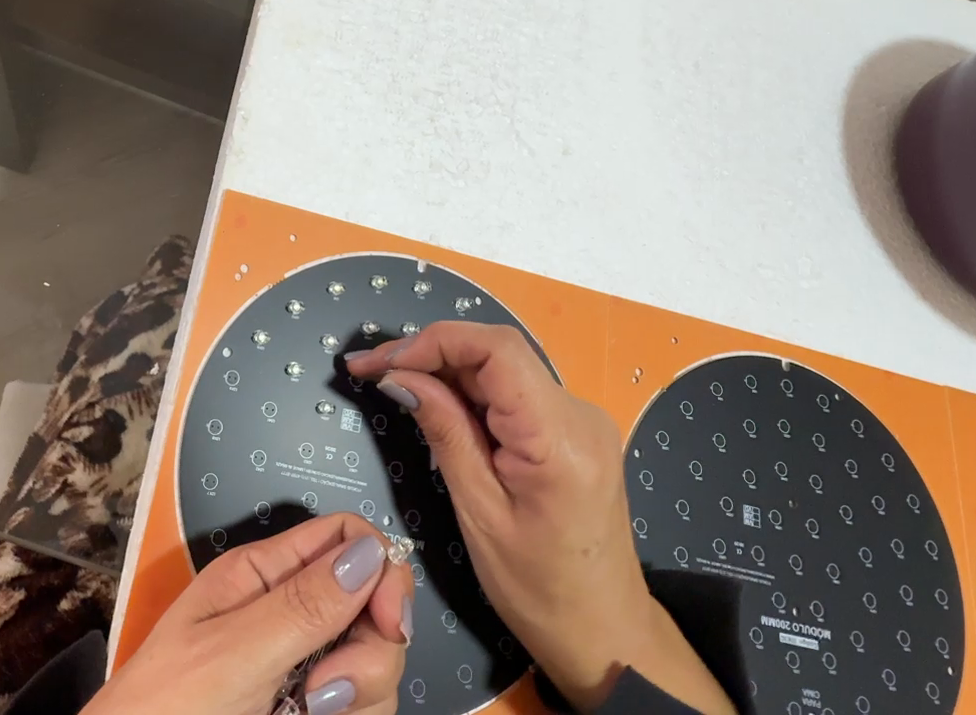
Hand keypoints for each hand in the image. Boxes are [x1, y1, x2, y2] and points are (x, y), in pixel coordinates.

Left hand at [85, 514, 412, 714]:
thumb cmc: (167, 708)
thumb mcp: (231, 653)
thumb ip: (302, 606)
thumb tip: (371, 550)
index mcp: (263, 574)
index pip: (344, 536)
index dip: (379, 567)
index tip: (390, 622)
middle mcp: (290, 609)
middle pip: (371, 601)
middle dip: (370, 648)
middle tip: (326, 692)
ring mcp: (304, 662)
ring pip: (373, 657)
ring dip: (361, 692)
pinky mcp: (313, 706)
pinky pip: (361, 701)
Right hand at [346, 322, 735, 714]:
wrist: (606, 633)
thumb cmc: (539, 590)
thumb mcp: (478, 513)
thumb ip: (444, 432)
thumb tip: (399, 376)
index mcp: (561, 437)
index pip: (496, 350)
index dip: (433, 341)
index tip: (380, 363)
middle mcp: (579, 412)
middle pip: (495, 352)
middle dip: (429, 351)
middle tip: (369, 368)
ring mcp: (580, 417)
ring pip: (500, 367)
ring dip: (443, 368)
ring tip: (389, 380)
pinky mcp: (572, 428)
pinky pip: (511, 391)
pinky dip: (466, 389)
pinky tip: (431, 400)